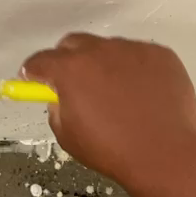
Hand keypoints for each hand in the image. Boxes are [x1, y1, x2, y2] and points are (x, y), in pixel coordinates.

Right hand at [21, 33, 195, 188]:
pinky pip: (137, 56)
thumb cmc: (109, 149)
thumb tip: (61, 96)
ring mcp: (133, 49)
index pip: (39, 61)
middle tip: (73, 85)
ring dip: (102, 65)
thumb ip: (56, 107)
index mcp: (70, 70)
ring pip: (108, 49)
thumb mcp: (66, 135)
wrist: (163, 152)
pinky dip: (132, 70)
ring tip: (116, 96)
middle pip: (73, 44)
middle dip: (66, 60)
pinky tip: (141, 96)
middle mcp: (100, 50)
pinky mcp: (160, 54)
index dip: (32, 72)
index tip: (32, 81)